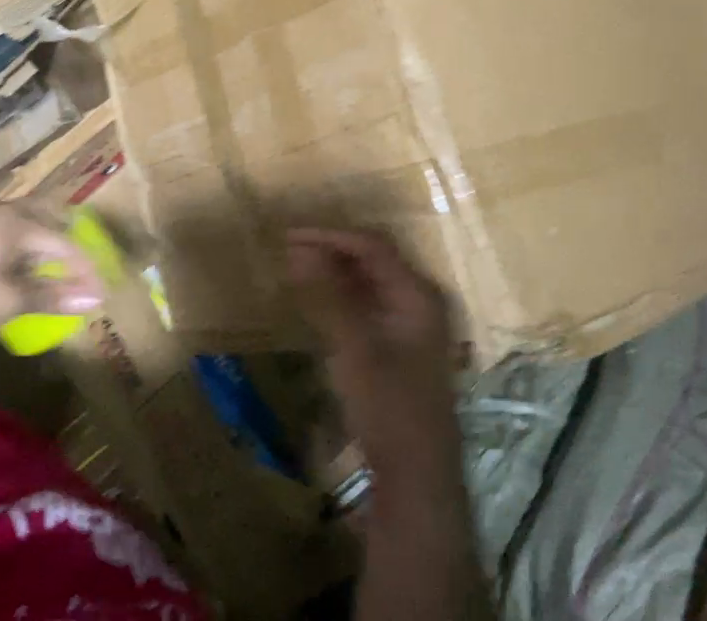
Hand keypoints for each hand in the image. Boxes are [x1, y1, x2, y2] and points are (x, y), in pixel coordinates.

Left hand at [0, 205, 103, 343]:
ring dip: (47, 242)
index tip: (101, 297)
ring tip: (58, 270)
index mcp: (17, 225)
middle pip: (49, 217)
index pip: (66, 244)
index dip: (87, 271)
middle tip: (83, 271)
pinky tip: (24, 267)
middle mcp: (3, 213)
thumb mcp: (6, 301)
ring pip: (28, 221)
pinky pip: (10, 228)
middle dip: (70, 242)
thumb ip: (50, 295)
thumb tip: (92, 298)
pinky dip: (26, 245)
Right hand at [285, 229, 458, 477]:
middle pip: (373, 260)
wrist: (415, 472)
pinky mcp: (399, 346)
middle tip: (287, 249)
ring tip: (294, 269)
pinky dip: (340, 296)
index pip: (371, 246)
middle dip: (330, 250)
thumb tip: (298, 248)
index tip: (287, 235)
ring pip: (368, 282)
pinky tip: (315, 301)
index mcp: (417, 295)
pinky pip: (367, 305)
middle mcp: (420, 302)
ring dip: (333, 272)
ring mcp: (412, 325)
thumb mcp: (353, 346)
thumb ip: (327, 294)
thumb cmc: (387, 405)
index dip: (329, 236)